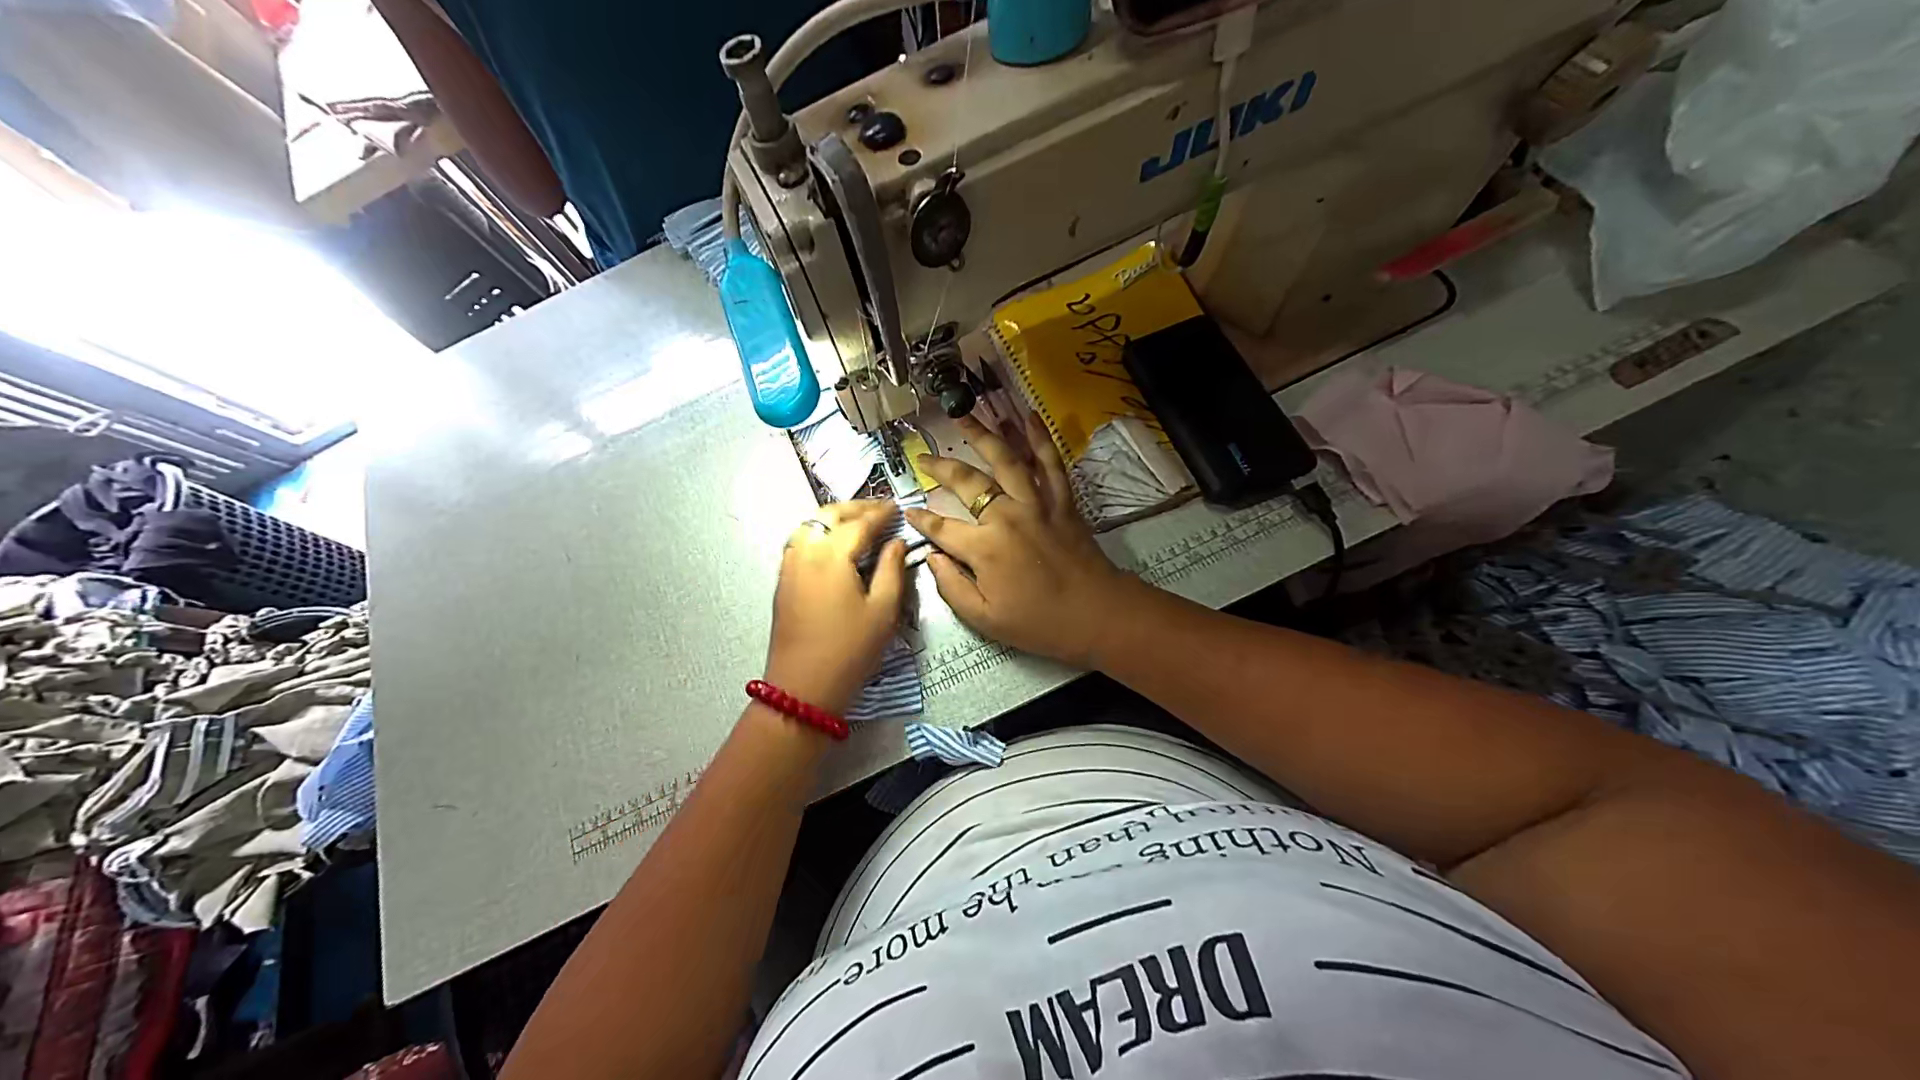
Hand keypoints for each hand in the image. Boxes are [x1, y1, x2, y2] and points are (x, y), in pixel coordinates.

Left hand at [765, 501, 907, 715]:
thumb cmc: (850, 651)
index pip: (860, 523)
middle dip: (855, 507)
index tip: (898, 507)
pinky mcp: (783, 582)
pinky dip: (819, 531)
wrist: (803, 688)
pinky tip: (834, 544)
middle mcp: (805, 552)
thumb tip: (897, 543)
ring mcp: (789, 566)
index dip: (881, 513)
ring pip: (809, 525)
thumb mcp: (883, 611)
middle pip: (829, 515)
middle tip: (880, 509)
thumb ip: (892, 569)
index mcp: (832, 555)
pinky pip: (799, 541)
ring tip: (857, 522)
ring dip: (834, 517)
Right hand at [907, 414, 1146, 667]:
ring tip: (965, 414)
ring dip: (984, 434)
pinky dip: (1040, 438)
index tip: (907, 509)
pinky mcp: (1062, 501)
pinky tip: (1028, 416)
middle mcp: (1006, 517)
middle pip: (967, 482)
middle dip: (940, 466)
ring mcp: (1036, 504)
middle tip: (924, 456)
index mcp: (984, 548)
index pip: (941, 527)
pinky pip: (1050, 463)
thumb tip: (931, 557)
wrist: (1097, 614)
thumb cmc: (1039, 622)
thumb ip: (951, 587)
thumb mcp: (985, 618)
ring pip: (1006, 460)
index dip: (920, 518)